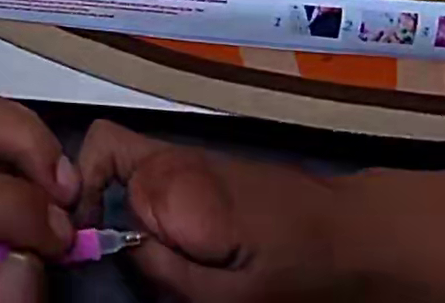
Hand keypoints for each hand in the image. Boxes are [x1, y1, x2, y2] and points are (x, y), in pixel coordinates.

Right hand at [77, 119, 338, 301]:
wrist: (355, 234)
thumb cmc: (301, 268)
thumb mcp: (235, 296)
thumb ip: (169, 271)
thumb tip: (119, 247)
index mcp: (178, 182)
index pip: (102, 175)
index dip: (89, 211)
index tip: (89, 249)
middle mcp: (174, 156)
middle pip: (104, 161)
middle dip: (98, 203)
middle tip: (114, 254)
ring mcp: (185, 155)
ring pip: (120, 157)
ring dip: (113, 197)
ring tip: (140, 251)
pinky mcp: (198, 164)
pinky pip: (144, 167)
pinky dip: (136, 196)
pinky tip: (164, 239)